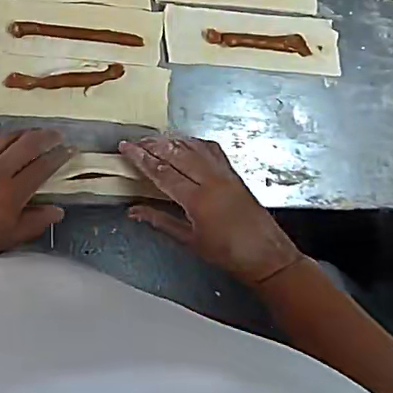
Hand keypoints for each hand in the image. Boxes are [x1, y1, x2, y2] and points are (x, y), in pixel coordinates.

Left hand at [0, 129, 70, 283]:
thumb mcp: (10, 237)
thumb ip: (36, 221)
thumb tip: (58, 211)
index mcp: (11, 193)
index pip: (42, 166)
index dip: (59, 156)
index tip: (69, 150)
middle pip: (27, 143)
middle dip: (46, 136)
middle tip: (56, 135)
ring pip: (5, 138)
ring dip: (22, 133)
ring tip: (33, 134)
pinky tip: (2, 140)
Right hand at [119, 136, 300, 285]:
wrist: (266, 254)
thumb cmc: (227, 253)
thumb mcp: (189, 240)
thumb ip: (160, 220)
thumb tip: (134, 211)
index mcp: (197, 199)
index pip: (162, 171)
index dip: (141, 158)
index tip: (126, 147)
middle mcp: (211, 179)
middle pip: (176, 153)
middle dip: (152, 144)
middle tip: (134, 140)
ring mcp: (223, 173)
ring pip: (192, 146)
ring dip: (171, 140)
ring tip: (152, 139)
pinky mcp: (232, 171)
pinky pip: (209, 149)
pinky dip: (193, 142)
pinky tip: (183, 142)